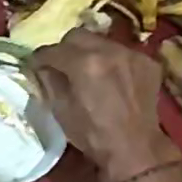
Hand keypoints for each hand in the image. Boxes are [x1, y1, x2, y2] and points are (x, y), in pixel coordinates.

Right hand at [31, 30, 179, 181]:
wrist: (133, 145)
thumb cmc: (90, 133)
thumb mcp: (60, 110)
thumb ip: (49, 82)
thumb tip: (42, 68)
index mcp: (85, 64)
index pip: (53, 50)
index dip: (39, 58)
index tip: (34, 65)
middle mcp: (110, 50)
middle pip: (78, 36)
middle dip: (64, 48)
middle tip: (59, 65)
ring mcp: (132, 53)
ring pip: (101, 41)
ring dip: (88, 52)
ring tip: (85, 71)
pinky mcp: (148, 61)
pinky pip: (122, 52)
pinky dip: (110, 60)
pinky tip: (109, 78)